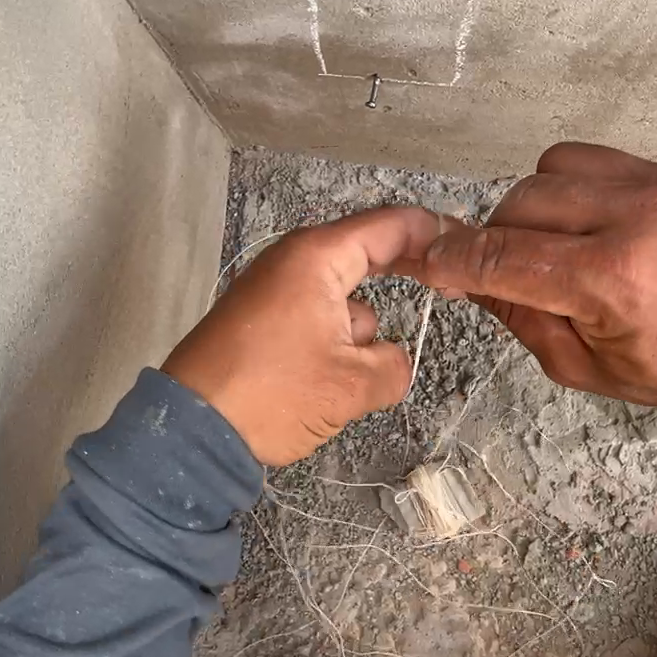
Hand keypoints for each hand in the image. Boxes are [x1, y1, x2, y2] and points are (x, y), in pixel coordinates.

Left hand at [164, 207, 445, 465]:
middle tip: (438, 300)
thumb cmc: (271, 394)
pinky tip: (317, 385)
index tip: (466, 251)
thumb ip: (395, 367)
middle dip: (399, 286)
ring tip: (338, 381)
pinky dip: (331, 347)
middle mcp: (294, 262)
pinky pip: (318, 323)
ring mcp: (275, 292)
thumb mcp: (352, 386)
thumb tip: (395, 362)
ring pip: (345, 304)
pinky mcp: (264, 323)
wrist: (190, 430)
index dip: (434, 233)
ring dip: (358, 336)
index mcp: (317, 257)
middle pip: (367, 260)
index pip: (389, 225)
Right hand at [394, 143, 656, 418]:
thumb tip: (468, 278)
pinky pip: (588, 159)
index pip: (500, 256)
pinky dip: (566, 187)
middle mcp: (632, 219)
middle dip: (495, 238)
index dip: (452, 257)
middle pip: (517, 205)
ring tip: (552, 245)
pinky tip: (583, 220)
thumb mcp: (581, 366)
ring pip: (546, 172)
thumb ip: (518, 316)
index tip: (427, 259)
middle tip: (506, 270)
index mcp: (609, 282)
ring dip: (531, 209)